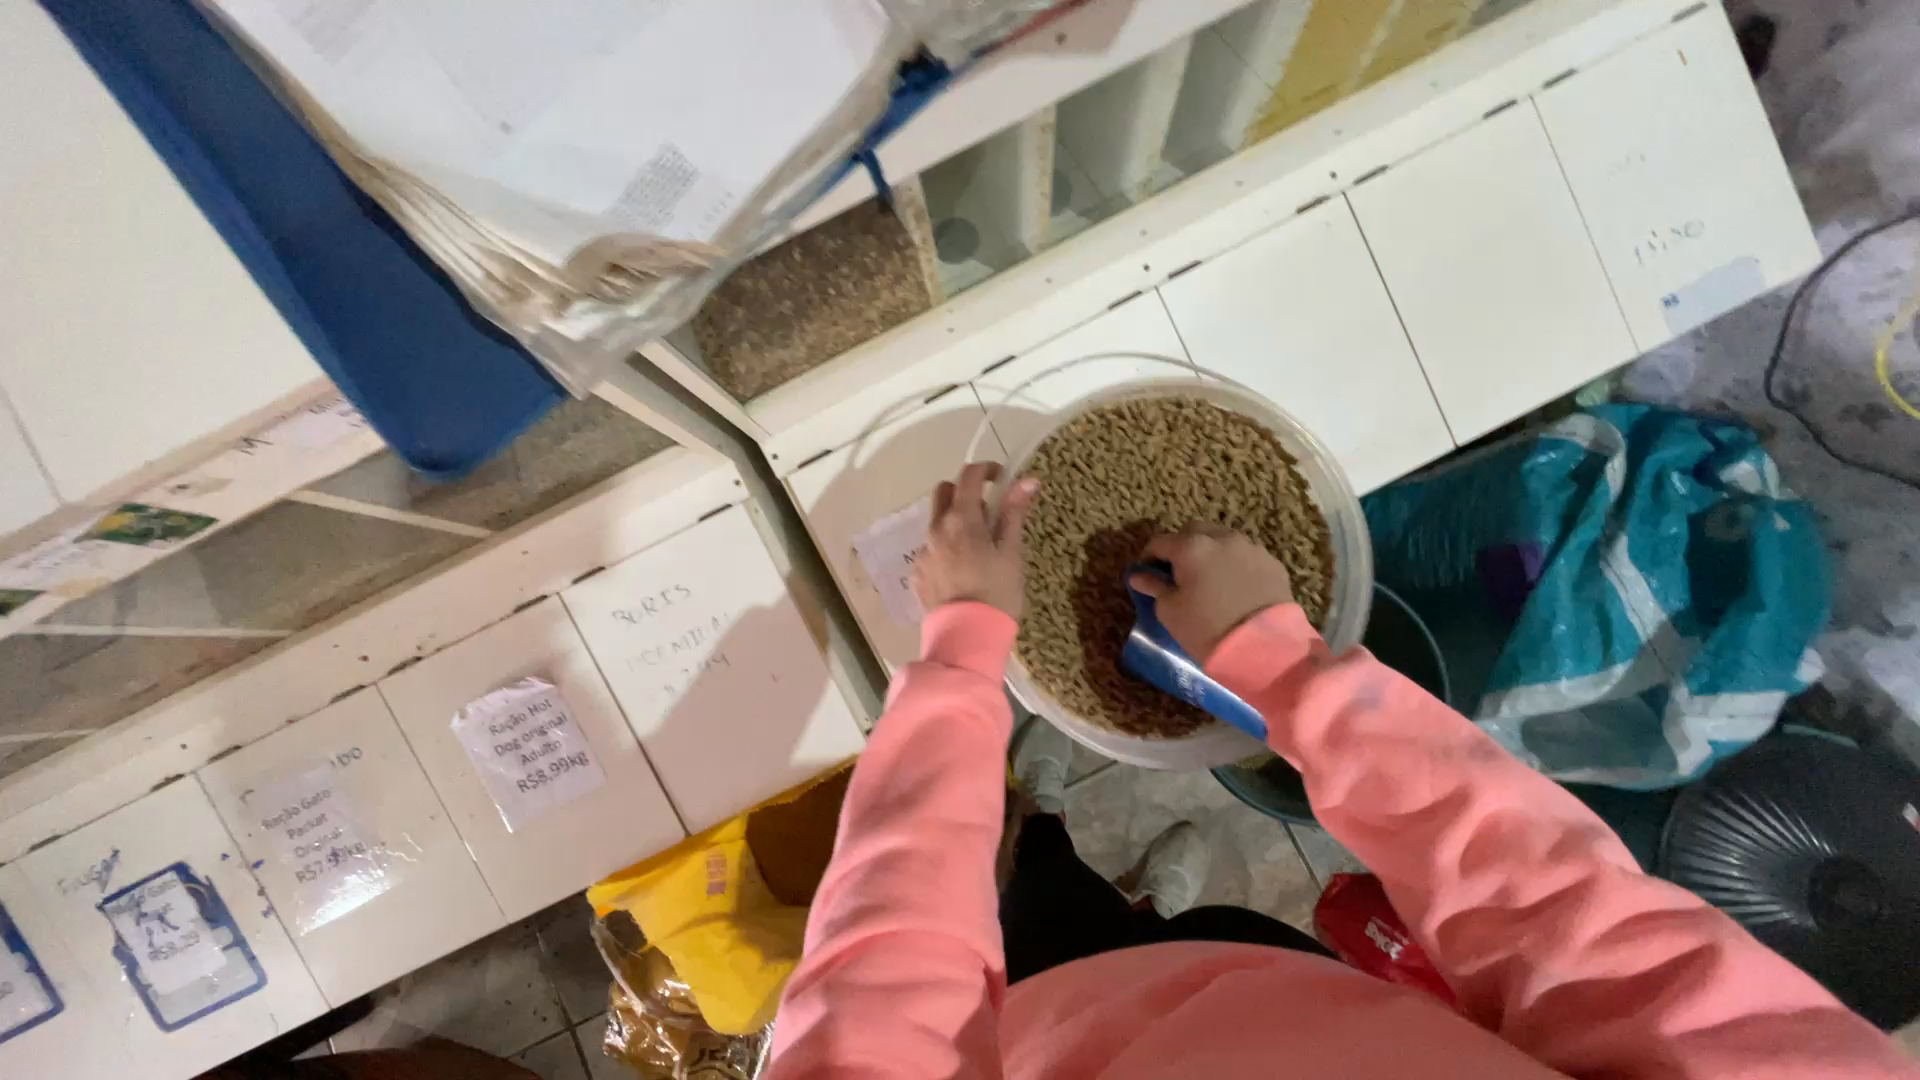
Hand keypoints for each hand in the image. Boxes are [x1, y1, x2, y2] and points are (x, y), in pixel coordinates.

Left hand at [912, 462, 1040, 619]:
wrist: (966, 637)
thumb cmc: (997, 594)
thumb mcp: (1012, 553)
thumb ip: (1014, 514)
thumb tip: (1027, 480)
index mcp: (961, 520)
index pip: (969, 476)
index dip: (986, 469)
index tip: (1001, 478)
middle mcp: (935, 530)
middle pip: (944, 492)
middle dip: (965, 492)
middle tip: (987, 513)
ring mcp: (922, 552)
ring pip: (935, 521)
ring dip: (954, 521)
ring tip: (976, 548)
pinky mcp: (917, 574)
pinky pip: (930, 548)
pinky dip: (946, 548)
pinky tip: (962, 572)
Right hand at [1128, 524, 1294, 663]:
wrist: (1264, 649)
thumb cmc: (1206, 629)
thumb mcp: (1170, 611)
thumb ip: (1155, 587)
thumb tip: (1140, 576)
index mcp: (1191, 547)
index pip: (1159, 542)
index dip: (1148, 557)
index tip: (1146, 574)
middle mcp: (1222, 538)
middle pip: (1193, 532)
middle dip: (1181, 547)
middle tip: (1177, 572)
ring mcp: (1251, 548)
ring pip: (1222, 540)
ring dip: (1210, 552)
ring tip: (1208, 578)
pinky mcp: (1273, 563)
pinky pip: (1246, 555)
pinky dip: (1234, 564)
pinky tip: (1234, 587)